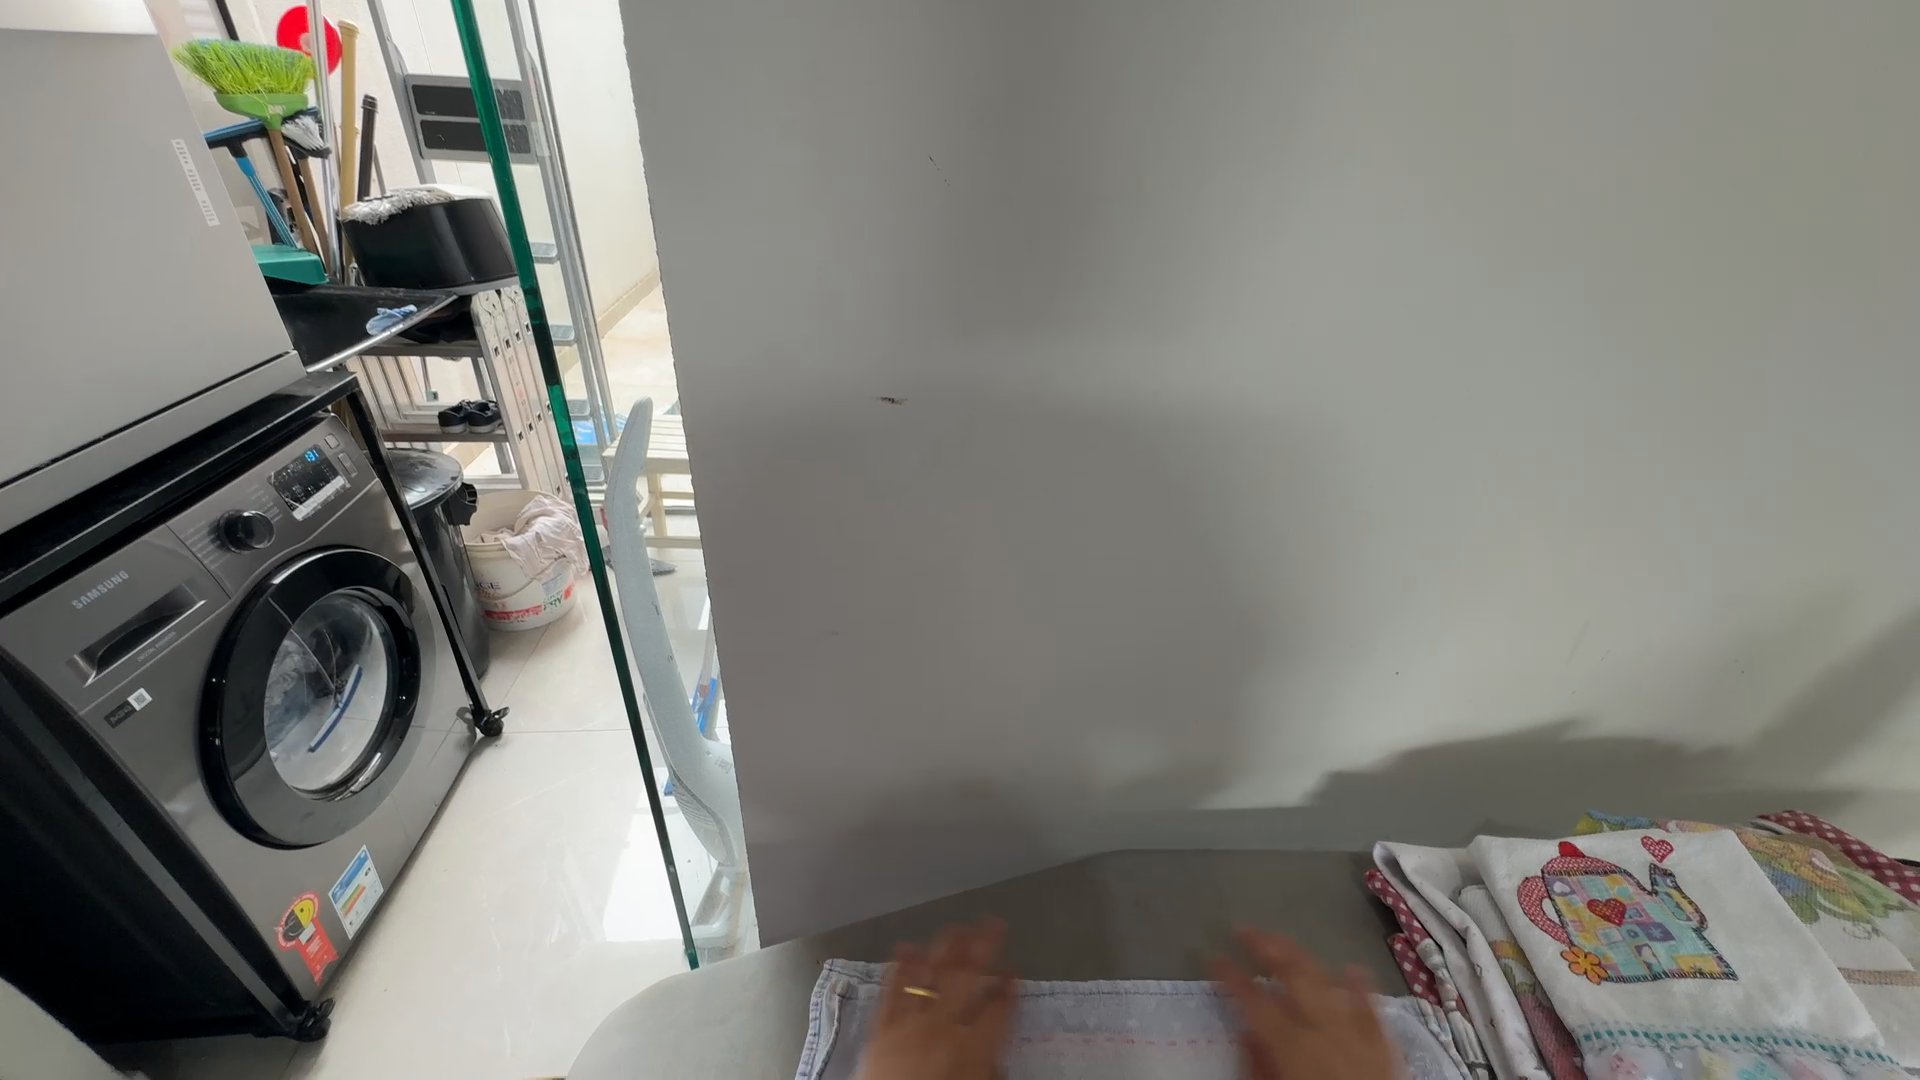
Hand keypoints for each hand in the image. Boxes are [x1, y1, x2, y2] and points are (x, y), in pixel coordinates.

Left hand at [854, 917, 1016, 1079]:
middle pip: (966, 978)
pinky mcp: (879, 1030)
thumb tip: (997, 1059)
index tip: (1015, 970)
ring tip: (959, 925)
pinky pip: (891, 992)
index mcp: (969, 1050)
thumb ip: (988, 1073)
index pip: (997, 1011)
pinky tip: (907, 945)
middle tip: (995, 923)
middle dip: (983, 947)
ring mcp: (906, 1024)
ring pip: (929, 974)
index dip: (1008, 989)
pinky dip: (900, 966)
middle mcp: (940, 1028)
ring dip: (945, 946)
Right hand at [1211, 928, 1398, 1079]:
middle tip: (1243, 930)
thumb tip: (1246, 1034)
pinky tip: (1351, 969)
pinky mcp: (1386, 1051)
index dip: (1229, 973)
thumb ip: (1257, 1067)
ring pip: (1328, 981)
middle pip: (1291, 974)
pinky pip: (1373, 1011)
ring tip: (1283, 940)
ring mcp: (1358, 1037)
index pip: (1252, 998)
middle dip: (1265, 946)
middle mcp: (1324, 1030)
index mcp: (1291, 1045)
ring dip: (1304, 957)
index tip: (1212, 955)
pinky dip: (1360, 988)